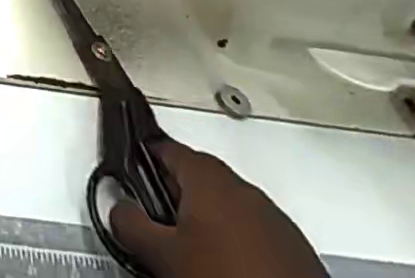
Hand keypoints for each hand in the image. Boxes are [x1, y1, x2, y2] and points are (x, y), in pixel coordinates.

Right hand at [107, 141, 326, 277]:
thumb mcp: (164, 256)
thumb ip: (131, 223)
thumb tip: (118, 209)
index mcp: (209, 178)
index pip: (165, 148)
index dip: (143, 158)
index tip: (131, 172)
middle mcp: (244, 190)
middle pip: (196, 176)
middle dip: (173, 194)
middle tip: (156, 221)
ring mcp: (275, 220)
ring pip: (226, 206)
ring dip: (206, 219)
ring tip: (192, 253)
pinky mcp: (296, 251)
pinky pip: (254, 232)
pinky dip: (236, 241)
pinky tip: (227, 268)